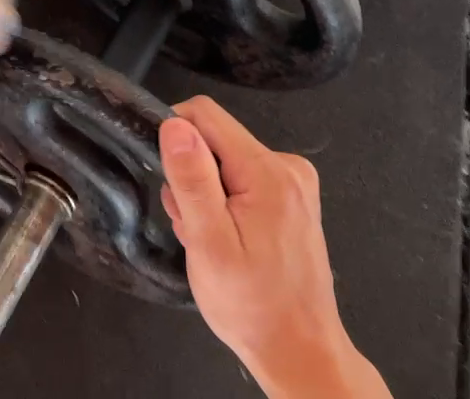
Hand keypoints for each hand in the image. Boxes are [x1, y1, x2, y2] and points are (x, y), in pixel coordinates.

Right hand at [160, 95, 389, 398]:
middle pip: (213, 139)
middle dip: (191, 177)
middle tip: (193, 227)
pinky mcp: (291, 198)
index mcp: (268, 171)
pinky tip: (228, 241)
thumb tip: (174, 124)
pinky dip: (224, 204)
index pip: (204, 115)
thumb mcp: (209, 243)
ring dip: (205, 195)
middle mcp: (287, 166)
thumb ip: (192, 180)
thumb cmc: (250, 304)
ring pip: (222, 161)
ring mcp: (293, 183)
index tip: (170, 181)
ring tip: (211, 241)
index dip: (174, 137)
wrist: (300, 354)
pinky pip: (239, 178)